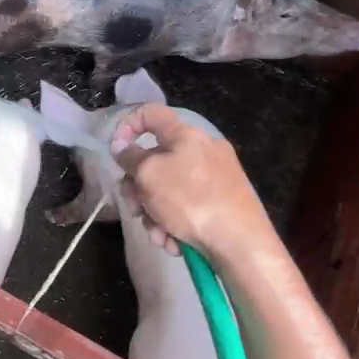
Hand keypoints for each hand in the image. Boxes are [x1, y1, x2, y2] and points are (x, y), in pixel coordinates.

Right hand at [110, 104, 276, 264]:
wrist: (242, 244)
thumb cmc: (191, 201)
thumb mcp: (149, 175)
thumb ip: (130, 157)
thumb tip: (120, 145)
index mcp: (186, 135)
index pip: (150, 114)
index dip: (126, 126)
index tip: (116, 153)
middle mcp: (202, 151)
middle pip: (155, 159)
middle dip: (138, 188)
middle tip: (134, 208)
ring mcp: (214, 177)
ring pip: (167, 188)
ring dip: (154, 212)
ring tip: (157, 234)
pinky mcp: (221, 201)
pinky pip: (186, 205)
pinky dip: (173, 222)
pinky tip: (173, 240)